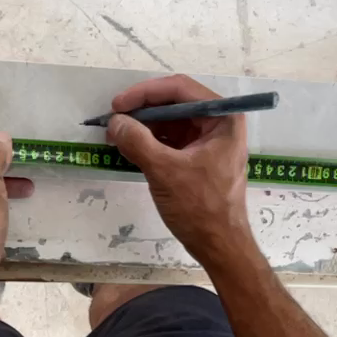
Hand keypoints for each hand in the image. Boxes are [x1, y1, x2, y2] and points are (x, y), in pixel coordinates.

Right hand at [105, 76, 254, 264]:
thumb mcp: (166, 172)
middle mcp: (218, 125)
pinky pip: (170, 144)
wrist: (219, 246)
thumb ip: (138, 142)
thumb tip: (114, 123)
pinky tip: (129, 150)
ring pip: (170, 125)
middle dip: (142, 112)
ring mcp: (207, 144)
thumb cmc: (201, 208)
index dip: (145, 94)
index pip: (180, 90)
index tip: (117, 105)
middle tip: (114, 122)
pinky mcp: (197, 161)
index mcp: (222, 118)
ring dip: (143, 129)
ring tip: (116, 137)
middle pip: (174, 106)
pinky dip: (149, 145)